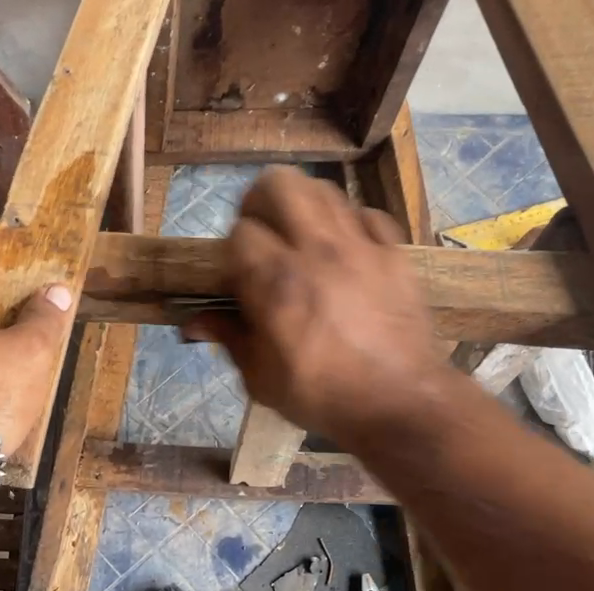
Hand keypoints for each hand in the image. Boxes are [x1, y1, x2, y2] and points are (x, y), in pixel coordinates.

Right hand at [186, 166, 443, 435]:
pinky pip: (364, 214)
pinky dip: (346, 224)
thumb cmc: (322, 397)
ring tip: (297, 237)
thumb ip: (230, 340)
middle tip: (258, 234)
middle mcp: (316, 251)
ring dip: (301, 206)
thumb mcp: (262, 380)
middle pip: (280, 185)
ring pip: (323, 190)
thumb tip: (194, 323)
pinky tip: (341, 250)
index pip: (240, 233)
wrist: (399, 401)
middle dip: (259, 203)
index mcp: (277, 283)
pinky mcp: (393, 252)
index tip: (234, 278)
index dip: (230, 252)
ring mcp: (360, 246)